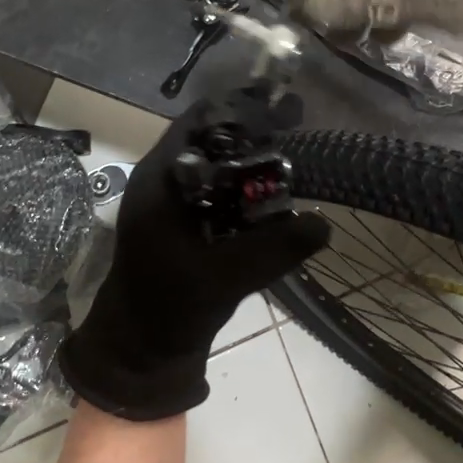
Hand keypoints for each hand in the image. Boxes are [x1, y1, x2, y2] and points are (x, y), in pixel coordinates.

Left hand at [59, 91, 328, 420]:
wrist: (139, 350)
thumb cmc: (168, 307)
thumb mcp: (223, 278)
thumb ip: (272, 250)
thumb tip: (324, 224)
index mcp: (160, 180)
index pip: (201, 121)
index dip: (242, 112)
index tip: (284, 115)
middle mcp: (164, 179)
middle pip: (212, 138)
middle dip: (254, 134)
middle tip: (299, 133)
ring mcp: (172, 199)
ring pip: (217, 163)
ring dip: (251, 159)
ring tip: (295, 157)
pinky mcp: (184, 219)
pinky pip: (218, 188)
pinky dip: (245, 184)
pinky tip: (276, 194)